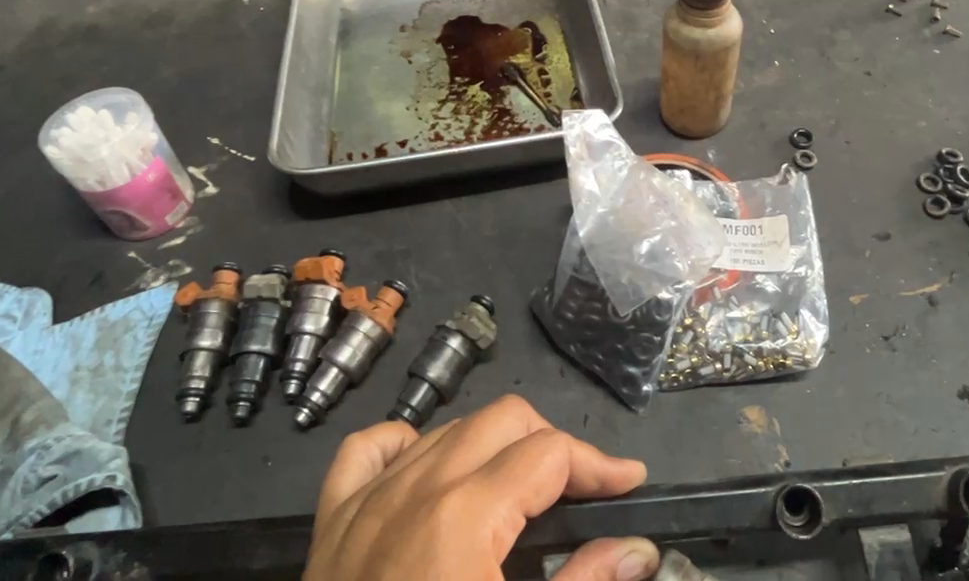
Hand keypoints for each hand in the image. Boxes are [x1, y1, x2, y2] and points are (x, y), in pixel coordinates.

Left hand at [303, 395, 659, 580]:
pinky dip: (406, 446)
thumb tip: (637, 550)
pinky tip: (430, 470)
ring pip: (446, 428)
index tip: (629, 483)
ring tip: (517, 489)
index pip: (549, 452)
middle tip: (577, 492)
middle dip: (551, 443)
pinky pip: (369, 450)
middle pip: (504, 419)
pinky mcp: (332, 521)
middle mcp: (417, 486)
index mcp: (466, 513)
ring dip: (491, 446)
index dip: (599, 464)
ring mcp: (368, 499)